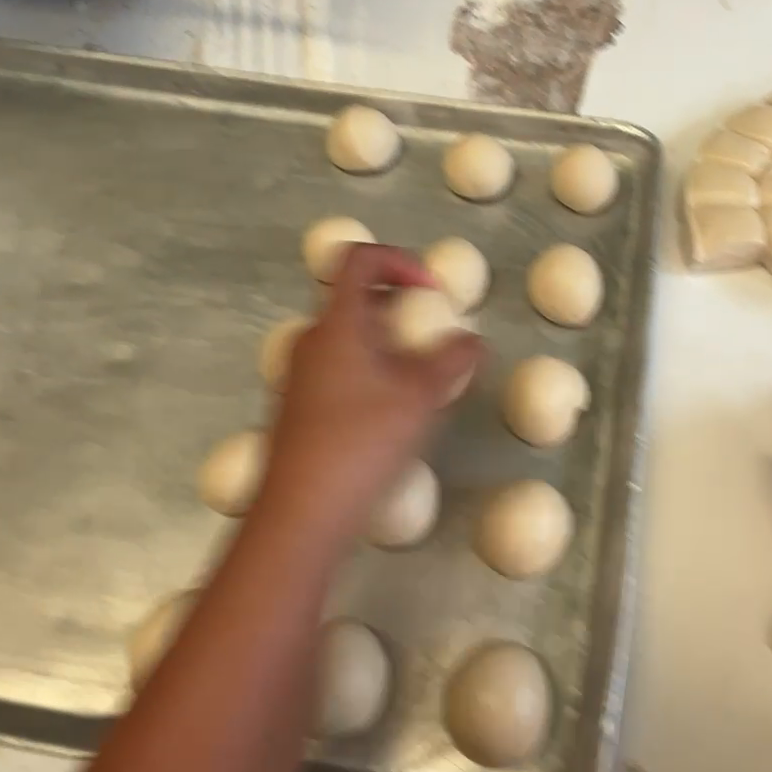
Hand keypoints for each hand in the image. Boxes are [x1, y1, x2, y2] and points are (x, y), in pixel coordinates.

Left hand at [256, 244, 480, 541]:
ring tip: (422, 379)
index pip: (359, 258)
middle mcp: (311, 338)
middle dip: (402, 308)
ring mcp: (300, 373)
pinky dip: (372, 369)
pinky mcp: (299, 405)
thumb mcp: (420, 396)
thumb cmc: (361, 442)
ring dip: (390, 343)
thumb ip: (452, 359)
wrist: (301, 513)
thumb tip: (472, 340)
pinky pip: (340, 366)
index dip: (400, 261)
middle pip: (357, 297)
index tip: (432, 293)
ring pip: (350, 336)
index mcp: (336, 322)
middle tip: (435, 338)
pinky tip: (395, 410)